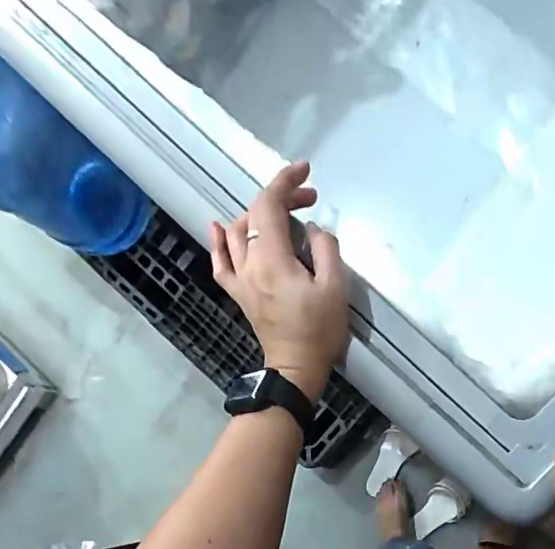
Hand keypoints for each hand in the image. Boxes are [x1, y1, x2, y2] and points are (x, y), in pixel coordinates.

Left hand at [209, 161, 349, 400]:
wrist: (296, 369)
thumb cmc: (319, 331)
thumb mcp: (335, 286)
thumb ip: (324, 248)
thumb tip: (313, 230)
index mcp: (271, 260)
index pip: (269, 205)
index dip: (285, 182)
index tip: (306, 173)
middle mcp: (248, 266)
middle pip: (254, 215)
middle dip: (280, 198)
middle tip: (309, 201)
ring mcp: (239, 281)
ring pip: (236, 233)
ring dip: (257, 214)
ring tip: (282, 214)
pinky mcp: (239, 294)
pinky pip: (220, 263)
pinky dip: (219, 242)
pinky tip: (219, 228)